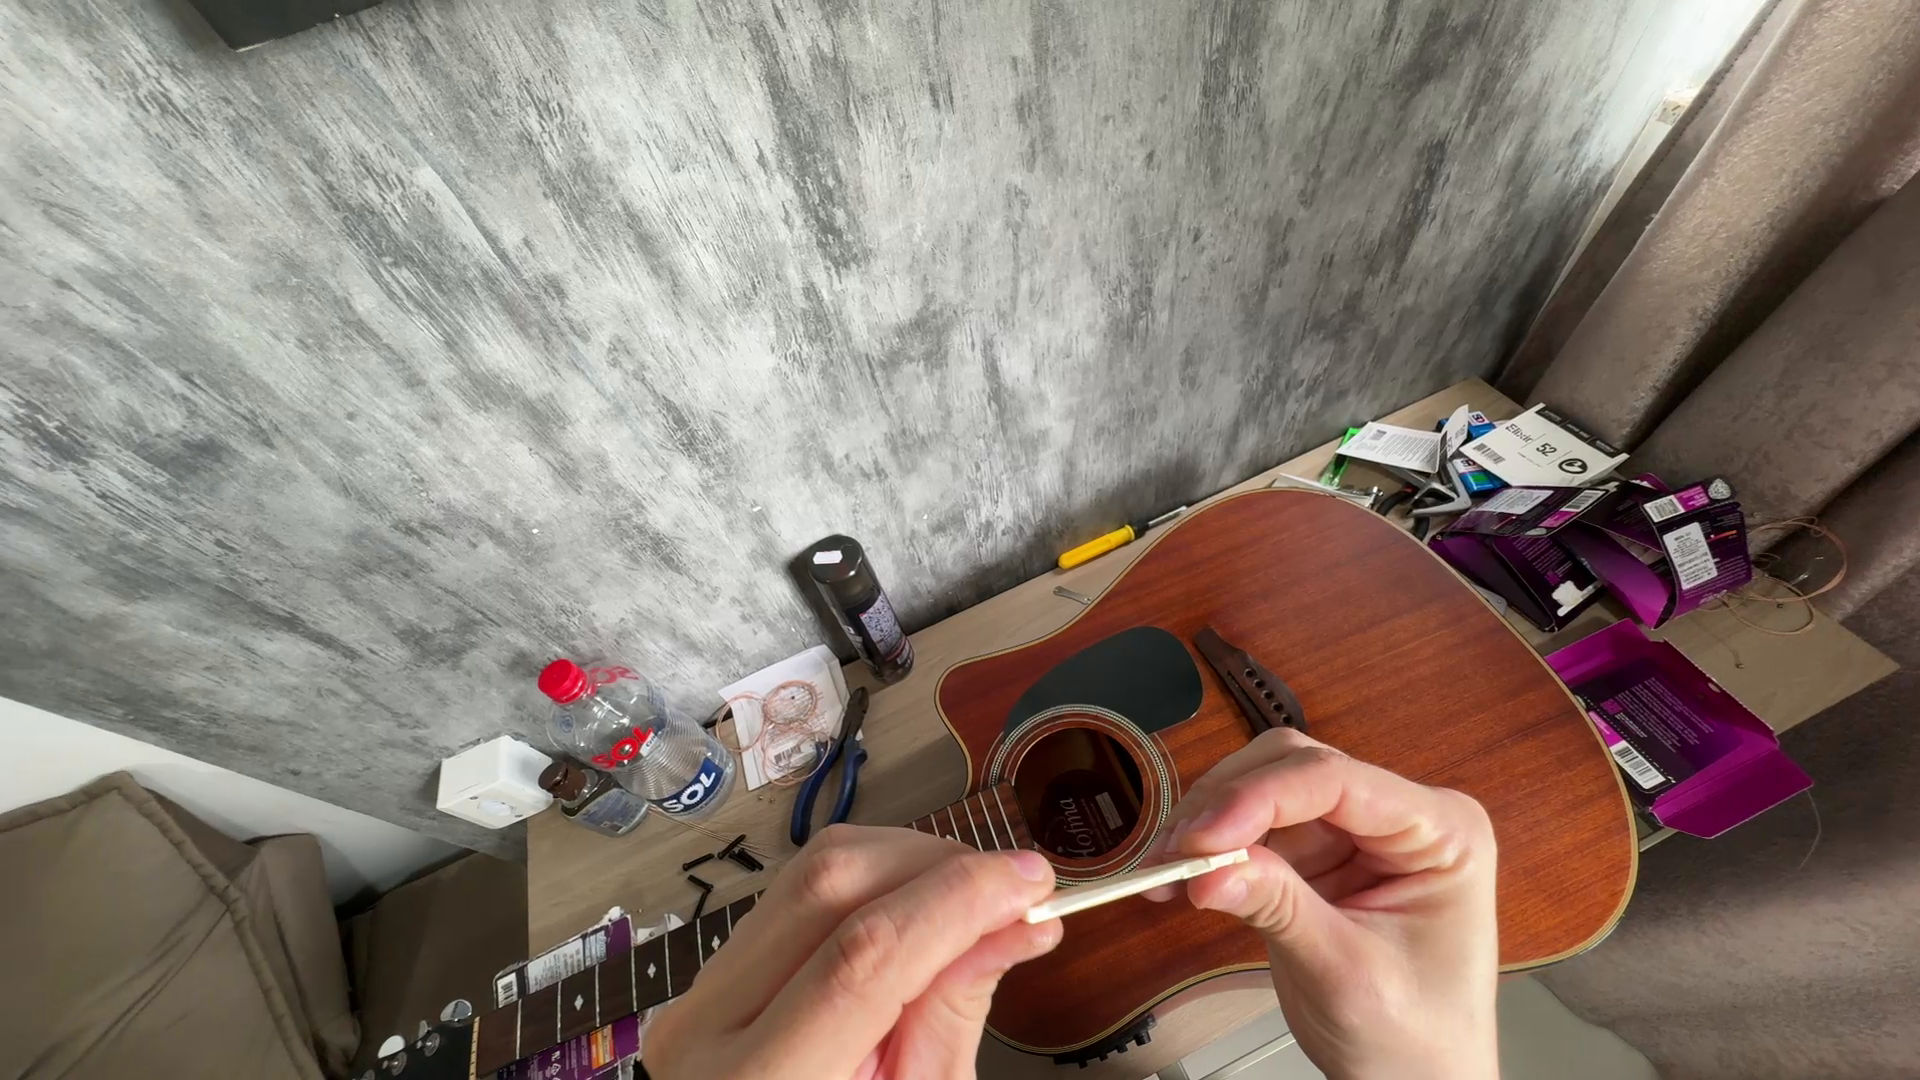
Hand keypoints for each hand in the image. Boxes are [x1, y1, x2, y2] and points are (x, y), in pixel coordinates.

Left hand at [642, 824, 1061, 1079]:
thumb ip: (954, 1013)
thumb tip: (1015, 920)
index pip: (863, 956)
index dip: (958, 902)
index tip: (1028, 880)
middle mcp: (709, 1021)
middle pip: (830, 884)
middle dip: (938, 866)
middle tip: (1009, 885)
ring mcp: (706, 982)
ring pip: (816, 866)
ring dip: (911, 859)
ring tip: (971, 893)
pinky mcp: (722, 960)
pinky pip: (804, 882)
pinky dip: (878, 872)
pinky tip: (922, 896)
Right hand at [1145, 728, 1498, 1079]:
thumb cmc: (1412, 1040)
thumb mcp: (1348, 977)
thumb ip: (1281, 910)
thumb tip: (1206, 870)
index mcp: (1437, 829)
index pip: (1334, 780)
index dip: (1258, 798)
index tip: (1199, 839)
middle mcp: (1391, 809)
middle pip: (1289, 765)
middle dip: (1226, 802)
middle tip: (1176, 851)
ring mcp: (1346, 823)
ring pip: (1256, 781)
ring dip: (1204, 818)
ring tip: (1165, 866)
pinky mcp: (1308, 842)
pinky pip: (1243, 819)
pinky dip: (1204, 841)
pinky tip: (1173, 869)